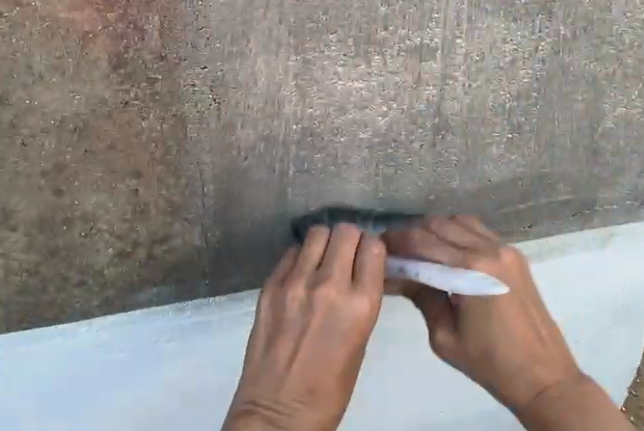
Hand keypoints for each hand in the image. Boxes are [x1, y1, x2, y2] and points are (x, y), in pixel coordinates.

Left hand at [224, 223, 386, 430]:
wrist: (277, 414)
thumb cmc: (329, 389)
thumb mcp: (360, 342)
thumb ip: (361, 299)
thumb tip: (362, 269)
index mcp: (360, 305)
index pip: (373, 246)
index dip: (372, 248)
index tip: (368, 257)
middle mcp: (329, 285)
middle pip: (345, 231)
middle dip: (350, 239)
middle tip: (346, 255)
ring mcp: (295, 283)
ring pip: (317, 232)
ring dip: (325, 242)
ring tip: (323, 260)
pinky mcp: (270, 286)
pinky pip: (291, 252)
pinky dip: (300, 257)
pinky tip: (300, 275)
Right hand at [381, 216, 587, 417]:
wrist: (543, 376)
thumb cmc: (490, 363)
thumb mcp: (445, 337)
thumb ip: (423, 297)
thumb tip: (400, 274)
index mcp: (471, 269)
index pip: (423, 242)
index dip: (397, 242)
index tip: (380, 248)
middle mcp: (489, 249)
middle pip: (439, 225)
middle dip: (413, 234)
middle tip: (396, 251)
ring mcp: (505, 248)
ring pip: (459, 221)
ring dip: (436, 231)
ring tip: (420, 250)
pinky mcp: (515, 255)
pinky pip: (479, 230)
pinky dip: (458, 234)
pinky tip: (448, 253)